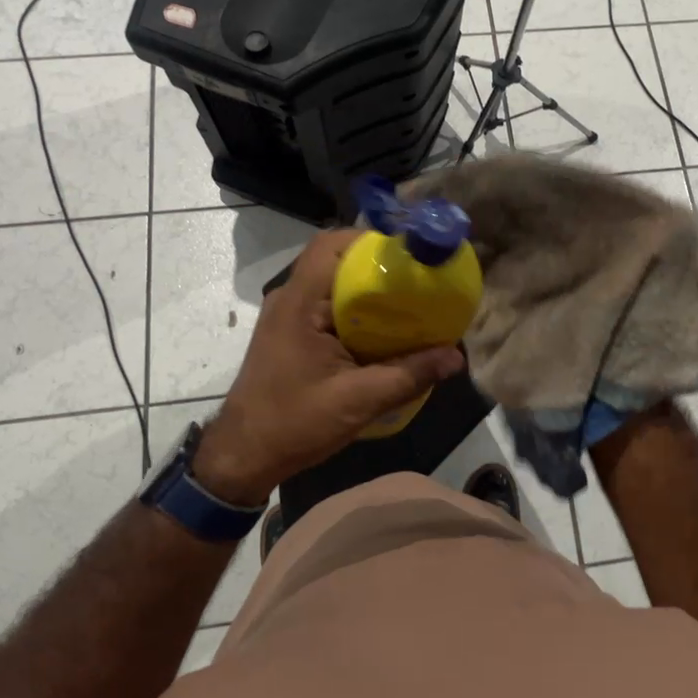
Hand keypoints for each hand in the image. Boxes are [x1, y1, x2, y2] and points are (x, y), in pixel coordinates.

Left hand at [190, 229, 466, 506]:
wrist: (242, 457)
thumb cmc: (293, 424)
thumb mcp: (357, 402)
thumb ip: (408, 375)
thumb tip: (456, 356)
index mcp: (299, 303)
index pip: (331, 245)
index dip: (370, 240)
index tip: (409, 253)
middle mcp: (290, 299)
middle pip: (336, 259)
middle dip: (378, 264)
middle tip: (418, 279)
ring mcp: (288, 316)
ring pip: (332, 282)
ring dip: (367, 287)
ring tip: (409, 301)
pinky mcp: (292, 333)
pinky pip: (327, 304)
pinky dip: (355, 308)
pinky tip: (383, 330)